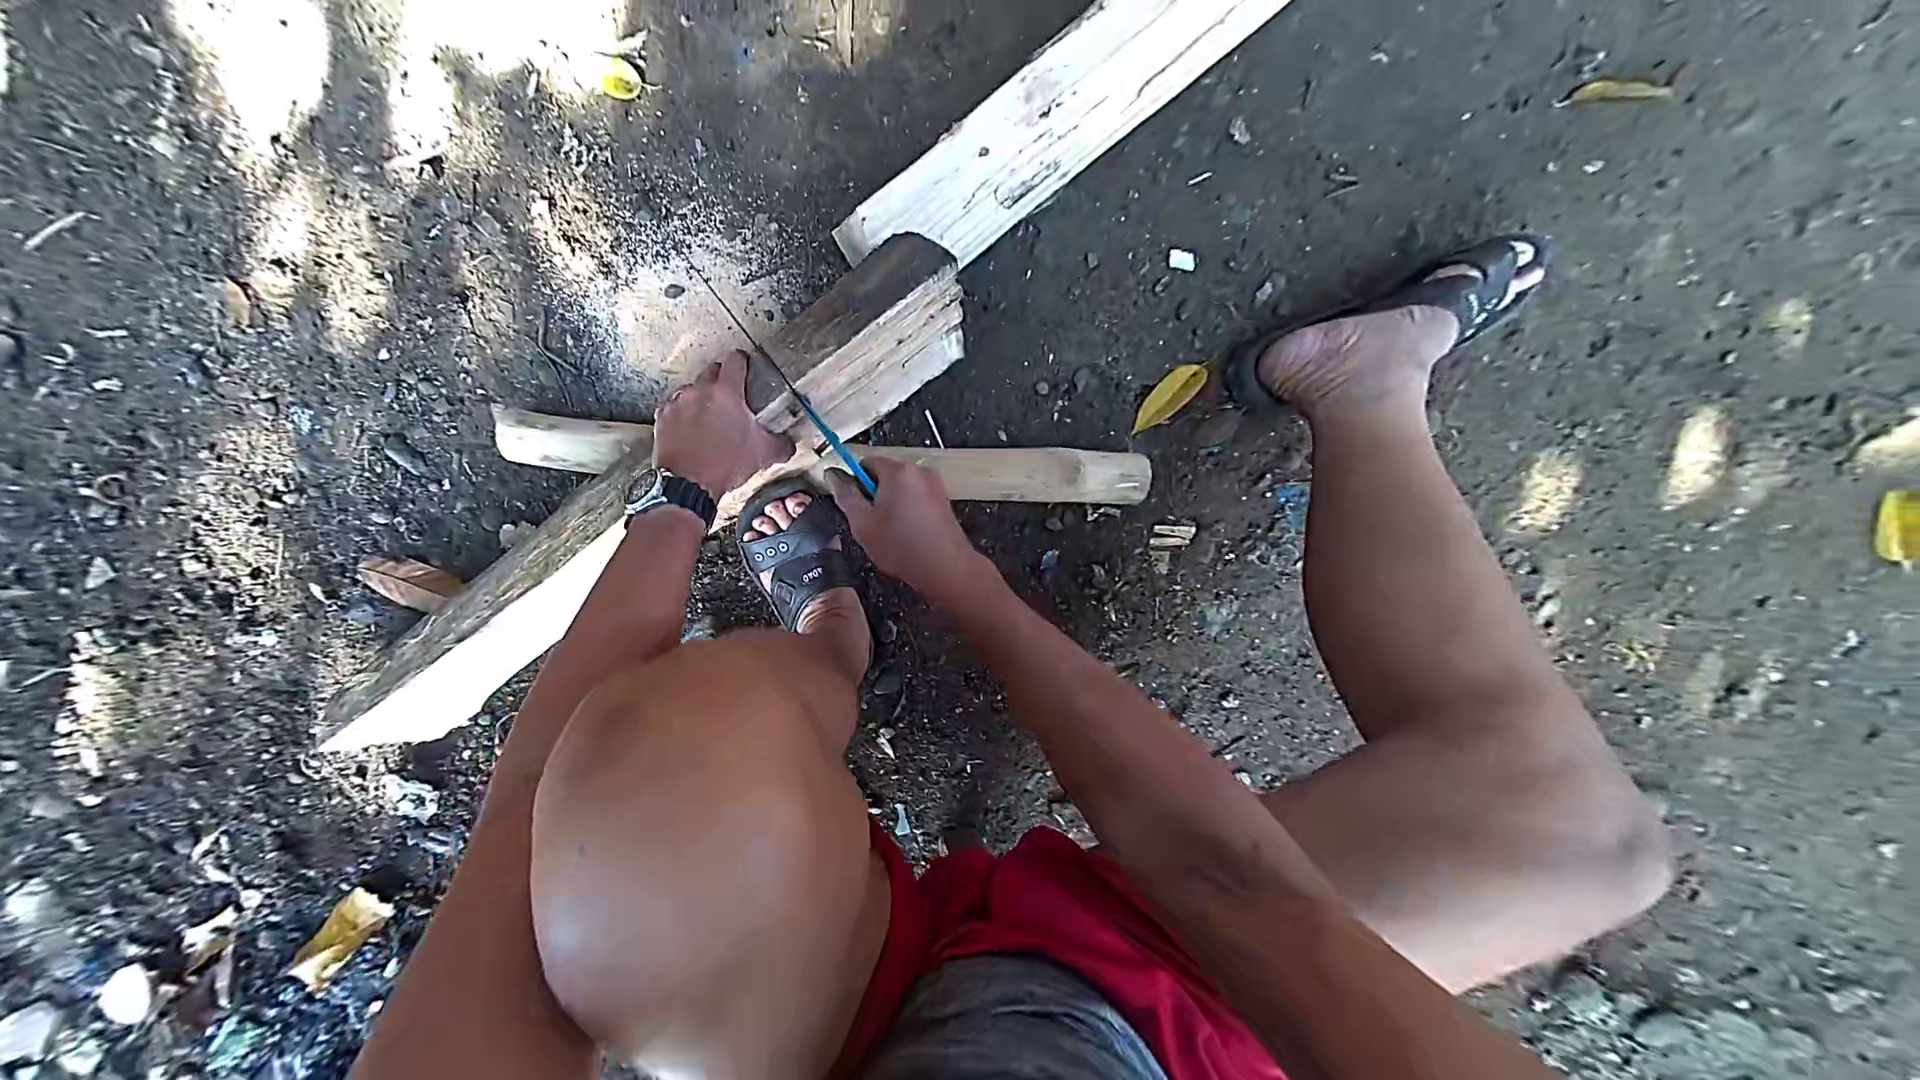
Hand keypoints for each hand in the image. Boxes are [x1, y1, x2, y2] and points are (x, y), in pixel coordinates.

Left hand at [653, 350, 794, 494]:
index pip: (735, 361)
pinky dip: (683, 415)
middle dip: (721, 379)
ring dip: (701, 398)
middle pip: (711, 371)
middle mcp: (699, 392)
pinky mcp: (663, 418)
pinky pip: (674, 408)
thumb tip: (789, 444)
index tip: (745, 363)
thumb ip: (781, 444)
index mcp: (726, 393)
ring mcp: (677, 404)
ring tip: (710, 416)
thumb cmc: (724, 464)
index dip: (742, 360)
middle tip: (731, 396)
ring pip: (691, 390)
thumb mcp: (763, 454)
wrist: (689, 484)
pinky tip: (692, 429)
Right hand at [828, 459, 998, 606]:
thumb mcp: (863, 523)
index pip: (864, 462)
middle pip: (883, 473)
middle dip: (872, 494)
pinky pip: (915, 496)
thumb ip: (845, 495)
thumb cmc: (904, 548)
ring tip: (889, 530)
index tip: (852, 504)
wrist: (946, 568)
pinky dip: (907, 509)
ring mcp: (934, 484)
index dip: (853, 483)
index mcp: (898, 471)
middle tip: (870, 522)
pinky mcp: (942, 499)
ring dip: (890, 503)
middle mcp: (919, 470)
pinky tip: (906, 532)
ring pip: (900, 487)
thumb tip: (833, 476)